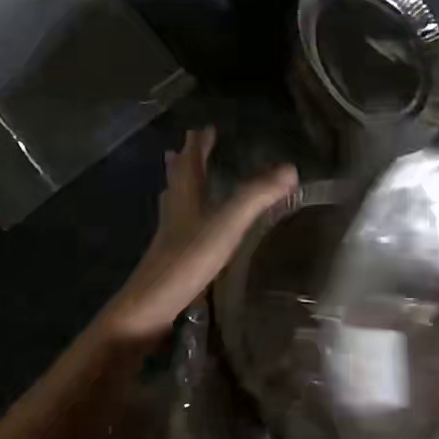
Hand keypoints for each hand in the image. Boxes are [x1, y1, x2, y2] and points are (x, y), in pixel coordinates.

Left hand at [91, 127, 297, 346]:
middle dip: (186, 162)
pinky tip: (194, 232)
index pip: (190, 162)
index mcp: (184, 198)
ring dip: (182, 187)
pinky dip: (187, 218)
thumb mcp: (226, 225)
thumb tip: (290, 169)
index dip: (198, 144)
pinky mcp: (170, 260)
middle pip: (178, 180)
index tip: (204, 129)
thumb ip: (256, 197)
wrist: (148, 309)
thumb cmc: (186, 261)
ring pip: (175, 204)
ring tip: (187, 181)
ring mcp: (169, 238)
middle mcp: (173, 213)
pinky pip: (180, 228)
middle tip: (189, 147)